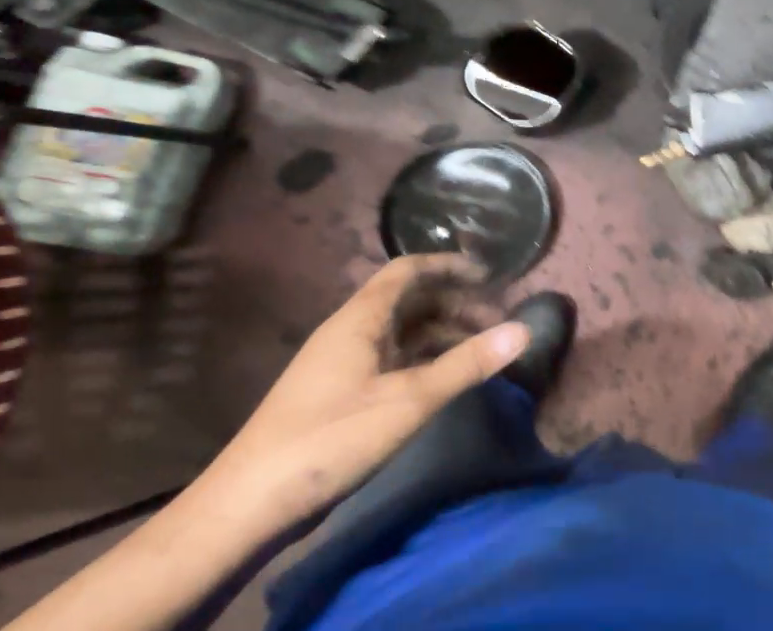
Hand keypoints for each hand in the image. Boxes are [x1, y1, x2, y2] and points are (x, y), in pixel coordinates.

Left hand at [200, 254, 527, 534]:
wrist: (248, 507)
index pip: (406, 271)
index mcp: (358, 322)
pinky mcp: (341, 397)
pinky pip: (394, 361)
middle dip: (456, 304)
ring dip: (444, 334)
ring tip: (484, 350)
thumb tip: (525, 329)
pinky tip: (449, 380)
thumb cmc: (331, 438)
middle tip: (499, 320)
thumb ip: (468, 363)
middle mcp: (349, 335)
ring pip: (403, 334)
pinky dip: (427, 361)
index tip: (491, 273)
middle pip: (409, 301)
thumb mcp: (410, 400)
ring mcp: (343, 367)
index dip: (448, 265)